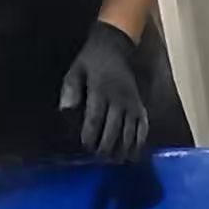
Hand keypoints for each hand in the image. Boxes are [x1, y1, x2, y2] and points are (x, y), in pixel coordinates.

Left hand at [59, 22, 148, 162]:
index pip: (95, 118)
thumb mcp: (76, 70)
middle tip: (99, 158)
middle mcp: (118, 99)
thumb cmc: (91, 63)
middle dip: (106, 147)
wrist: (115, 47)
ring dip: (122, 150)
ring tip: (114, 161)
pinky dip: (138, 144)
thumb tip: (66, 110)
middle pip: (113, 129)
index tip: (86, 146)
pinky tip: (131, 155)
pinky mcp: (140, 108)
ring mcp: (132, 104)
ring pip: (129, 133)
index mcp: (100, 90)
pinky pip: (142, 129)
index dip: (91, 135)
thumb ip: (70, 90)